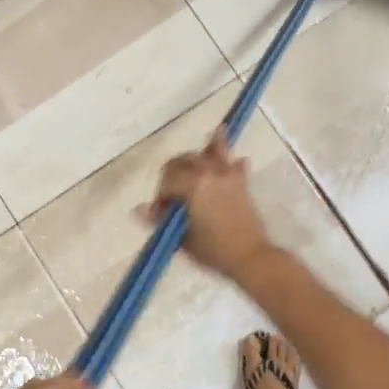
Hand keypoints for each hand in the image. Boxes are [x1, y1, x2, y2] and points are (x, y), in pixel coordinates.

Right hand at [143, 134, 277, 280]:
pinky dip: (234, 160)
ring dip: (209, 147)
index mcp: (192, 185)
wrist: (250, 257)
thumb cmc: (213, 250)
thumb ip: (160, 220)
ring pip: (214, 153)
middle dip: (175, 169)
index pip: (167, 181)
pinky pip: (236, 165)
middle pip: (185, 160)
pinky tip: (237, 157)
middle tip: (171, 187)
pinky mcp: (242, 184)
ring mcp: (227, 176)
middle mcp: (209, 174)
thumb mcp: (182, 238)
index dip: (160, 195)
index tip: (161, 211)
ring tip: (216, 131)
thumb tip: (138, 209)